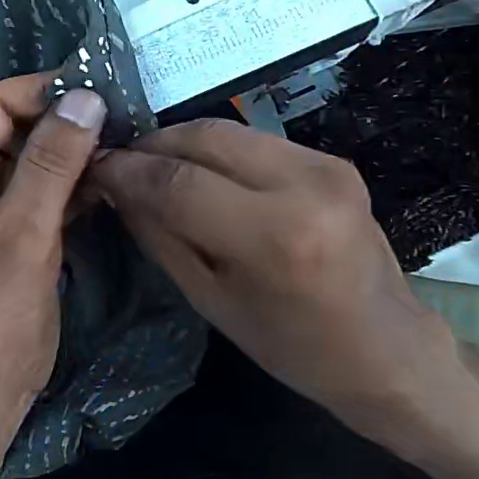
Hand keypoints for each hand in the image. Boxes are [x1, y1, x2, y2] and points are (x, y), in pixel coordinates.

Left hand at [0, 74, 106, 449]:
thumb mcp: (21, 236)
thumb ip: (53, 163)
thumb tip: (89, 97)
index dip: (51, 92)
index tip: (110, 91)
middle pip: (21, 127)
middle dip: (72, 123)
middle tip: (131, 118)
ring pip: (41, 157)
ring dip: (81, 153)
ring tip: (132, 143)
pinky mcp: (18, 228)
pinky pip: (51, 189)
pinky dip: (81, 183)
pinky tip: (117, 180)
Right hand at [91, 119, 461, 442]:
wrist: (385, 347)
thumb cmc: (296, 348)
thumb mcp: (214, 302)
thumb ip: (163, 237)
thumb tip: (119, 188)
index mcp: (276, 236)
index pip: (179, 181)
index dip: (127, 171)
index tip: (93, 168)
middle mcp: (306, 184)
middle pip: (206, 136)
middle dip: (154, 144)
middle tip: (120, 162)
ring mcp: (327, 165)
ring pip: (232, 130)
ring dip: (185, 143)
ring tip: (154, 167)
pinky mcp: (335, 161)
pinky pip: (260, 142)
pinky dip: (222, 152)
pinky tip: (202, 173)